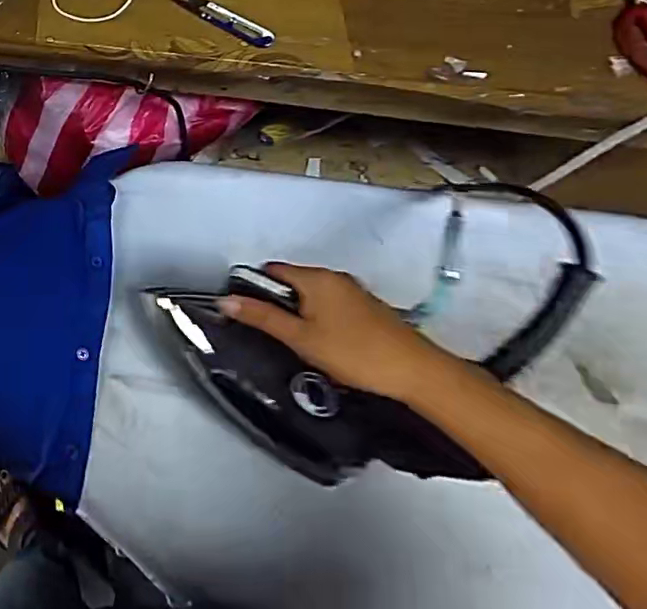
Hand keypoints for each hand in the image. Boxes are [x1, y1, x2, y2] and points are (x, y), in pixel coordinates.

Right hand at [221, 263, 460, 401]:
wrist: (420, 375)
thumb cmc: (356, 353)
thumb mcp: (301, 338)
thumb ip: (262, 317)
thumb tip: (225, 300)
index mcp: (315, 278)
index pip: (271, 270)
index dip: (256, 288)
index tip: (254, 313)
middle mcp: (335, 277)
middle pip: (292, 281)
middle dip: (282, 304)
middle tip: (282, 334)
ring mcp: (355, 292)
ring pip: (314, 295)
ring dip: (304, 313)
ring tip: (307, 344)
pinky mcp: (370, 309)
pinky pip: (334, 305)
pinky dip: (325, 319)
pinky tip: (332, 345)